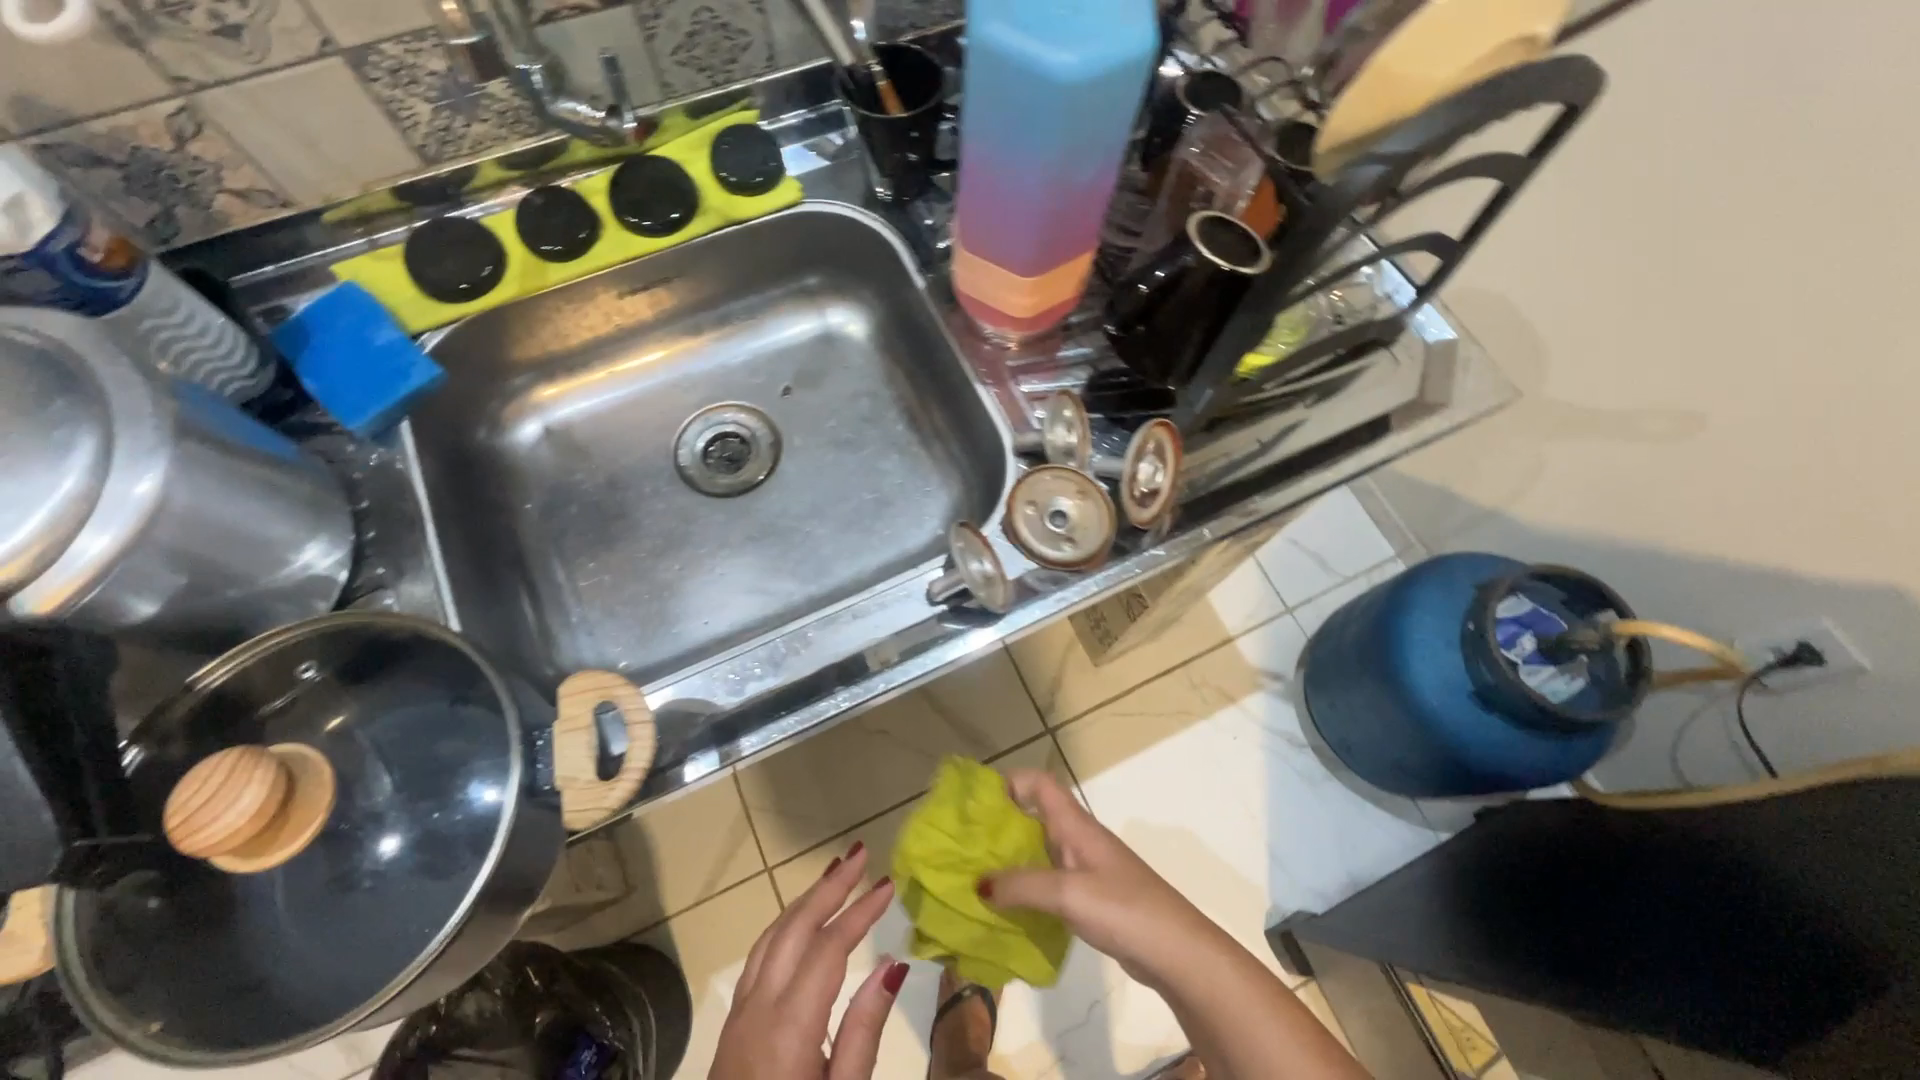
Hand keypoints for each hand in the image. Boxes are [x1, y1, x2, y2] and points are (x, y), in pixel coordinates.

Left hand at [708, 843, 907, 1079]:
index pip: (829, 948)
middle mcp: (758, 1008)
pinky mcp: (731, 1026)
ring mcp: (738, 1015)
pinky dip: (784, 927)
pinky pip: (758, 958)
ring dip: (803, 902)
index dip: (859, 912)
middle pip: (793, 928)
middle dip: (828, 888)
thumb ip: (863, 1032)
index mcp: (789, 1026)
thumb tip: (890, 966)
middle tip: (859, 855)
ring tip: (834, 878)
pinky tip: (800, 925)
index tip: (888, 885)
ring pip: (770, 938)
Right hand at [979, 770, 1223, 988]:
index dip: (1009, 782)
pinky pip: (1049, 883)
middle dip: (999, 825)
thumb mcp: (1068, 894)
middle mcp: (1079, 840)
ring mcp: (1086, 870)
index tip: (975, 804)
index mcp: (1076, 826)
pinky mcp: (1090, 898)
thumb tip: (978, 883)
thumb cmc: (1124, 909)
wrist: (1176, 952)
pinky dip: (1026, 889)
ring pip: (1039, 852)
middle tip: (963, 845)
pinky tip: (1007, 911)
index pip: (1040, 783)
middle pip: (1034, 817)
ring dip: (1010, 860)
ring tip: (975, 879)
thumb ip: (1022, 886)